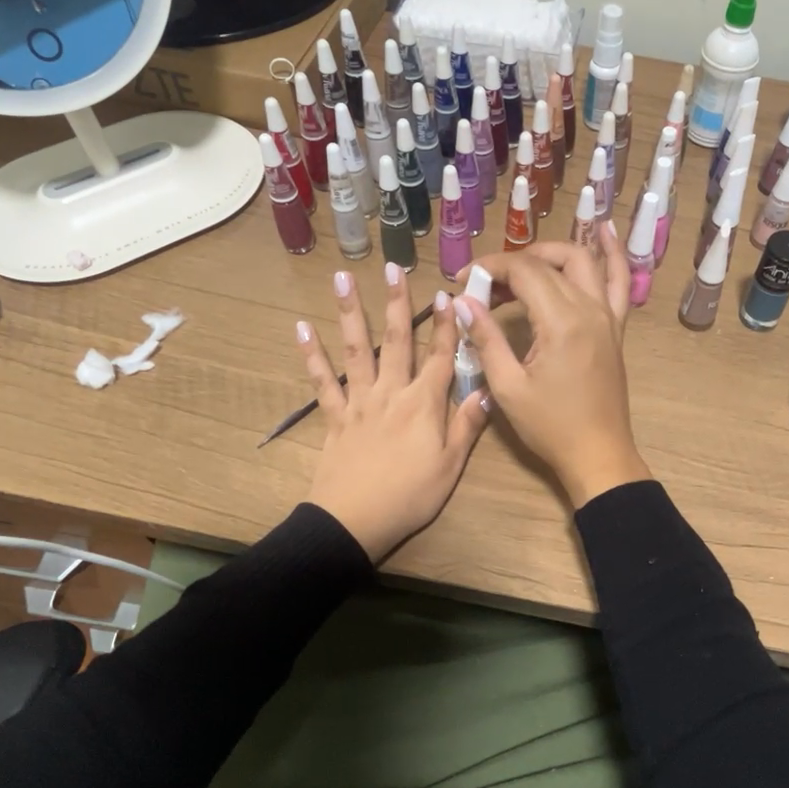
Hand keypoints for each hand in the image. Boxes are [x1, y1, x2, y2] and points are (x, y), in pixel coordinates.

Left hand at [297, 264, 490, 560]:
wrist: (356, 521)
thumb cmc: (411, 497)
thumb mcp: (451, 466)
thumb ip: (467, 425)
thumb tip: (487, 390)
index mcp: (424, 404)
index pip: (440, 356)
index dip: (446, 325)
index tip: (448, 294)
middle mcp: (391, 393)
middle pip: (397, 341)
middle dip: (397, 303)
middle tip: (393, 267)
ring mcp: (359, 403)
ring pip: (356, 350)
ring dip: (351, 312)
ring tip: (343, 278)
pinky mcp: (335, 418)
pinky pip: (322, 382)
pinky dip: (311, 355)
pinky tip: (301, 328)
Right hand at [460, 224, 652, 507]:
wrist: (597, 454)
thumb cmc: (550, 427)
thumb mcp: (508, 387)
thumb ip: (486, 338)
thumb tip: (464, 301)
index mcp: (562, 322)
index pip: (525, 271)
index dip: (491, 268)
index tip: (464, 281)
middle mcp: (590, 309)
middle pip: (552, 261)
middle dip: (517, 261)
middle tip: (489, 282)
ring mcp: (608, 317)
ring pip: (586, 262)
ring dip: (554, 253)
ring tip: (527, 259)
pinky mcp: (616, 329)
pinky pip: (618, 282)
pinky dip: (612, 255)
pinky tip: (606, 231)